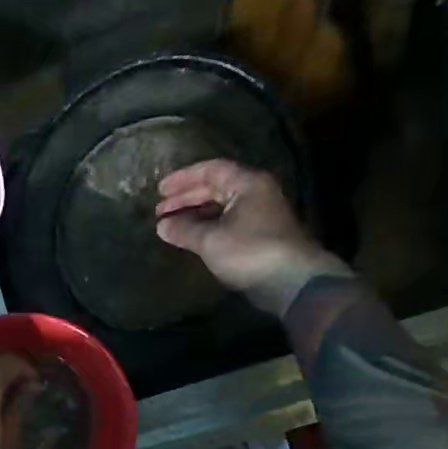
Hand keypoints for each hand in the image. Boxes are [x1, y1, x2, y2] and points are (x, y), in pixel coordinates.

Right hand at [154, 159, 350, 314]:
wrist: (288, 278)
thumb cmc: (248, 250)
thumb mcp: (209, 239)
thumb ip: (183, 229)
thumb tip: (162, 226)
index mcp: (247, 184)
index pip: (212, 170)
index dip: (183, 178)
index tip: (158, 190)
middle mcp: (254, 193)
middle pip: (215, 186)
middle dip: (185, 197)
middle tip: (158, 210)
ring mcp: (257, 213)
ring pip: (219, 205)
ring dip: (192, 212)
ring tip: (168, 224)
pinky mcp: (255, 232)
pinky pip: (224, 220)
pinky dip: (203, 224)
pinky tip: (187, 235)